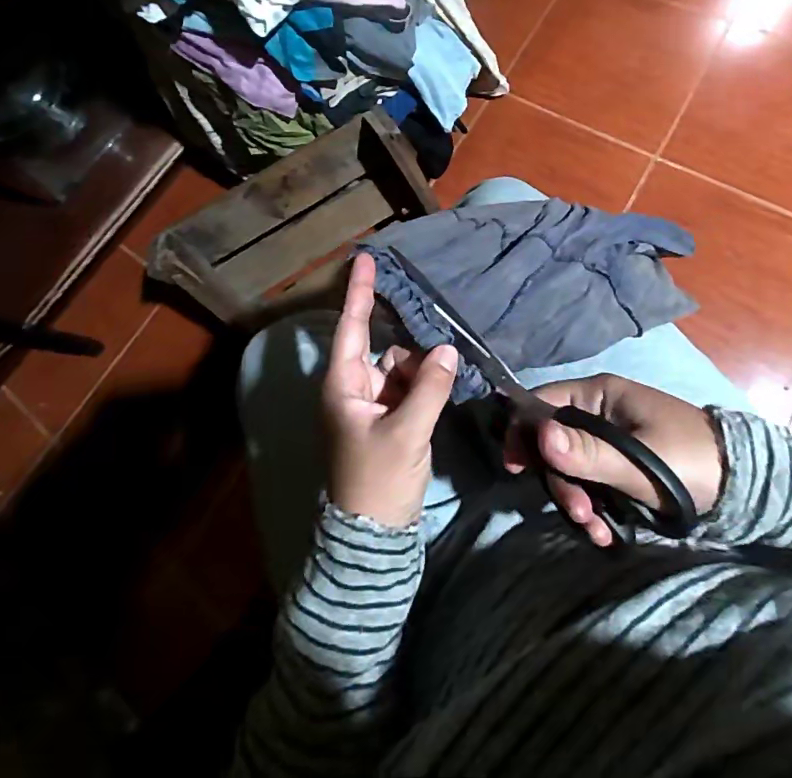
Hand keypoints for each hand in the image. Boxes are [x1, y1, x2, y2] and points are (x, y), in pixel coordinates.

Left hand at [320, 253, 458, 527]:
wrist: (375, 534)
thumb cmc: (378, 480)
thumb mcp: (406, 432)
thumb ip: (429, 387)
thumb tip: (448, 350)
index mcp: (343, 387)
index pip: (351, 328)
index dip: (358, 292)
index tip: (364, 258)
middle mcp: (355, 390)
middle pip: (385, 349)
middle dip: (412, 348)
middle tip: (440, 340)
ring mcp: (373, 406)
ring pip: (403, 369)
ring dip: (424, 370)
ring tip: (448, 376)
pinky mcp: (391, 421)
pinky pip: (411, 388)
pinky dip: (427, 384)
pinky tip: (446, 384)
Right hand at [504, 374, 723, 546]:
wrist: (738, 485)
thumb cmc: (689, 460)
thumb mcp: (638, 460)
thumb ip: (589, 452)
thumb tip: (539, 436)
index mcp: (599, 394)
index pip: (542, 402)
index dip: (524, 431)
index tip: (516, 466)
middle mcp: (597, 414)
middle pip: (552, 444)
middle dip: (560, 481)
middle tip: (579, 512)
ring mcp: (606, 443)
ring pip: (568, 470)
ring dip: (575, 501)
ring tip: (596, 530)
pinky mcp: (616, 469)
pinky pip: (588, 486)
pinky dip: (591, 510)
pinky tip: (605, 533)